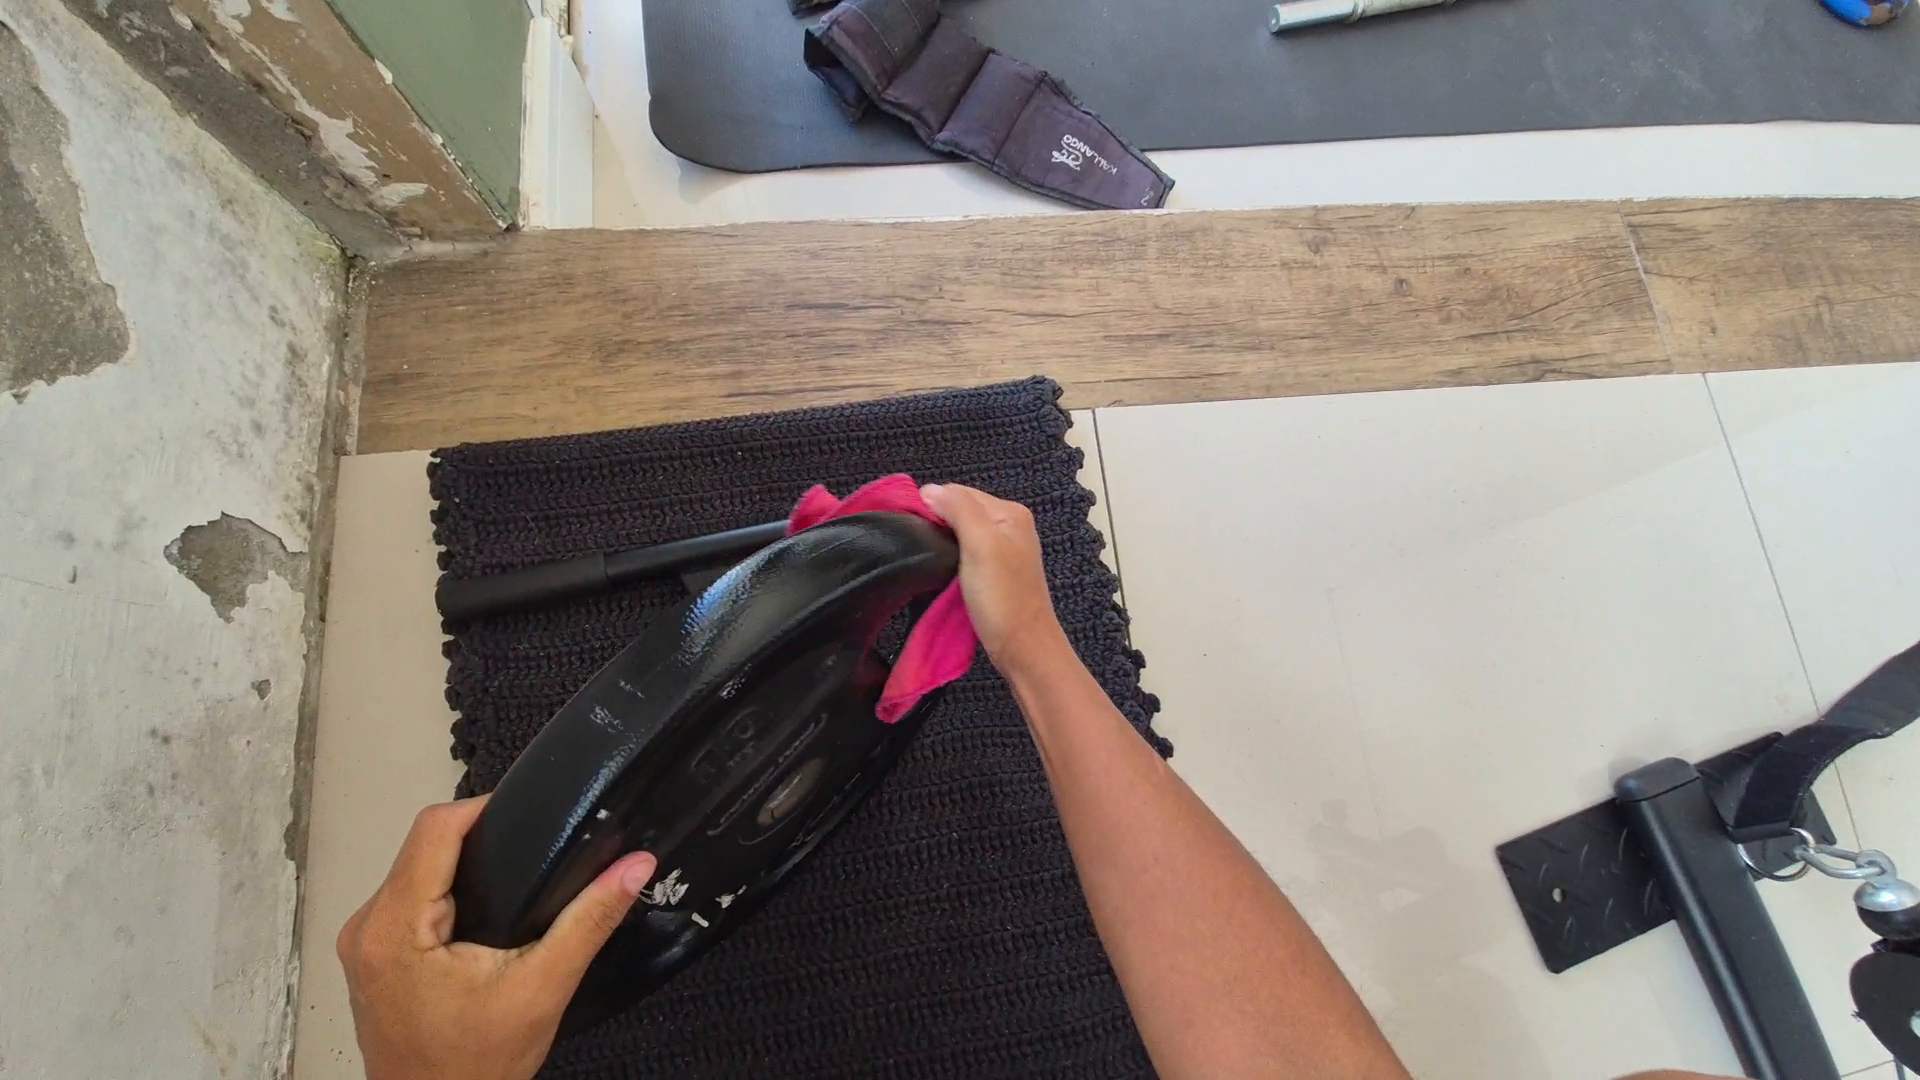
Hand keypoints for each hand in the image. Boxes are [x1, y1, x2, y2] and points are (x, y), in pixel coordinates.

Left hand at [337, 796, 657, 1079]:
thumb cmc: (479, 1061)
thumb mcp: (545, 985)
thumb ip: (591, 919)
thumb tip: (640, 860)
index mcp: (394, 927)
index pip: (435, 828)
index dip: (488, 806)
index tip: (541, 814)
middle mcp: (367, 925)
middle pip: (430, 842)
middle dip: (488, 833)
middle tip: (547, 843)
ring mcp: (366, 940)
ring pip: (424, 863)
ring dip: (473, 858)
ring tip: (530, 867)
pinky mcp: (376, 953)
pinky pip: (418, 889)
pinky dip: (457, 882)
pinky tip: (498, 898)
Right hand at [920, 483, 1069, 672]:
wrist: (1023, 647)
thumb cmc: (1001, 596)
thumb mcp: (980, 544)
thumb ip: (958, 510)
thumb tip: (929, 489)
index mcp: (1009, 511)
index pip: (959, 492)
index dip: (933, 505)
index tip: (914, 529)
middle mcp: (1010, 524)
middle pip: (961, 509)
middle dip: (938, 522)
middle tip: (920, 545)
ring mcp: (1004, 548)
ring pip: (961, 531)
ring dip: (943, 541)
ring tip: (930, 559)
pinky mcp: (996, 571)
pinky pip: (966, 551)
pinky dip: (952, 557)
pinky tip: (944, 570)